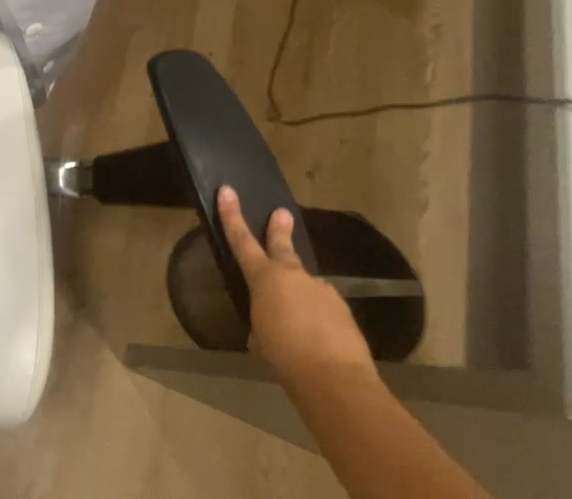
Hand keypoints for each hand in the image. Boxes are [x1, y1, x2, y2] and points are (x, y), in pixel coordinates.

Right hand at [216, 185, 375, 385]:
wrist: (335, 380)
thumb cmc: (283, 354)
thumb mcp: (259, 339)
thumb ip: (262, 324)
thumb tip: (268, 327)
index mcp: (265, 279)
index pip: (242, 241)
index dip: (232, 215)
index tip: (227, 190)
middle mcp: (295, 277)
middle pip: (282, 247)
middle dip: (279, 229)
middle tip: (282, 213)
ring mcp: (323, 293)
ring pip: (307, 287)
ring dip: (300, 298)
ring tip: (297, 325)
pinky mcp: (344, 312)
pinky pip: (323, 309)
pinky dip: (316, 319)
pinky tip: (316, 340)